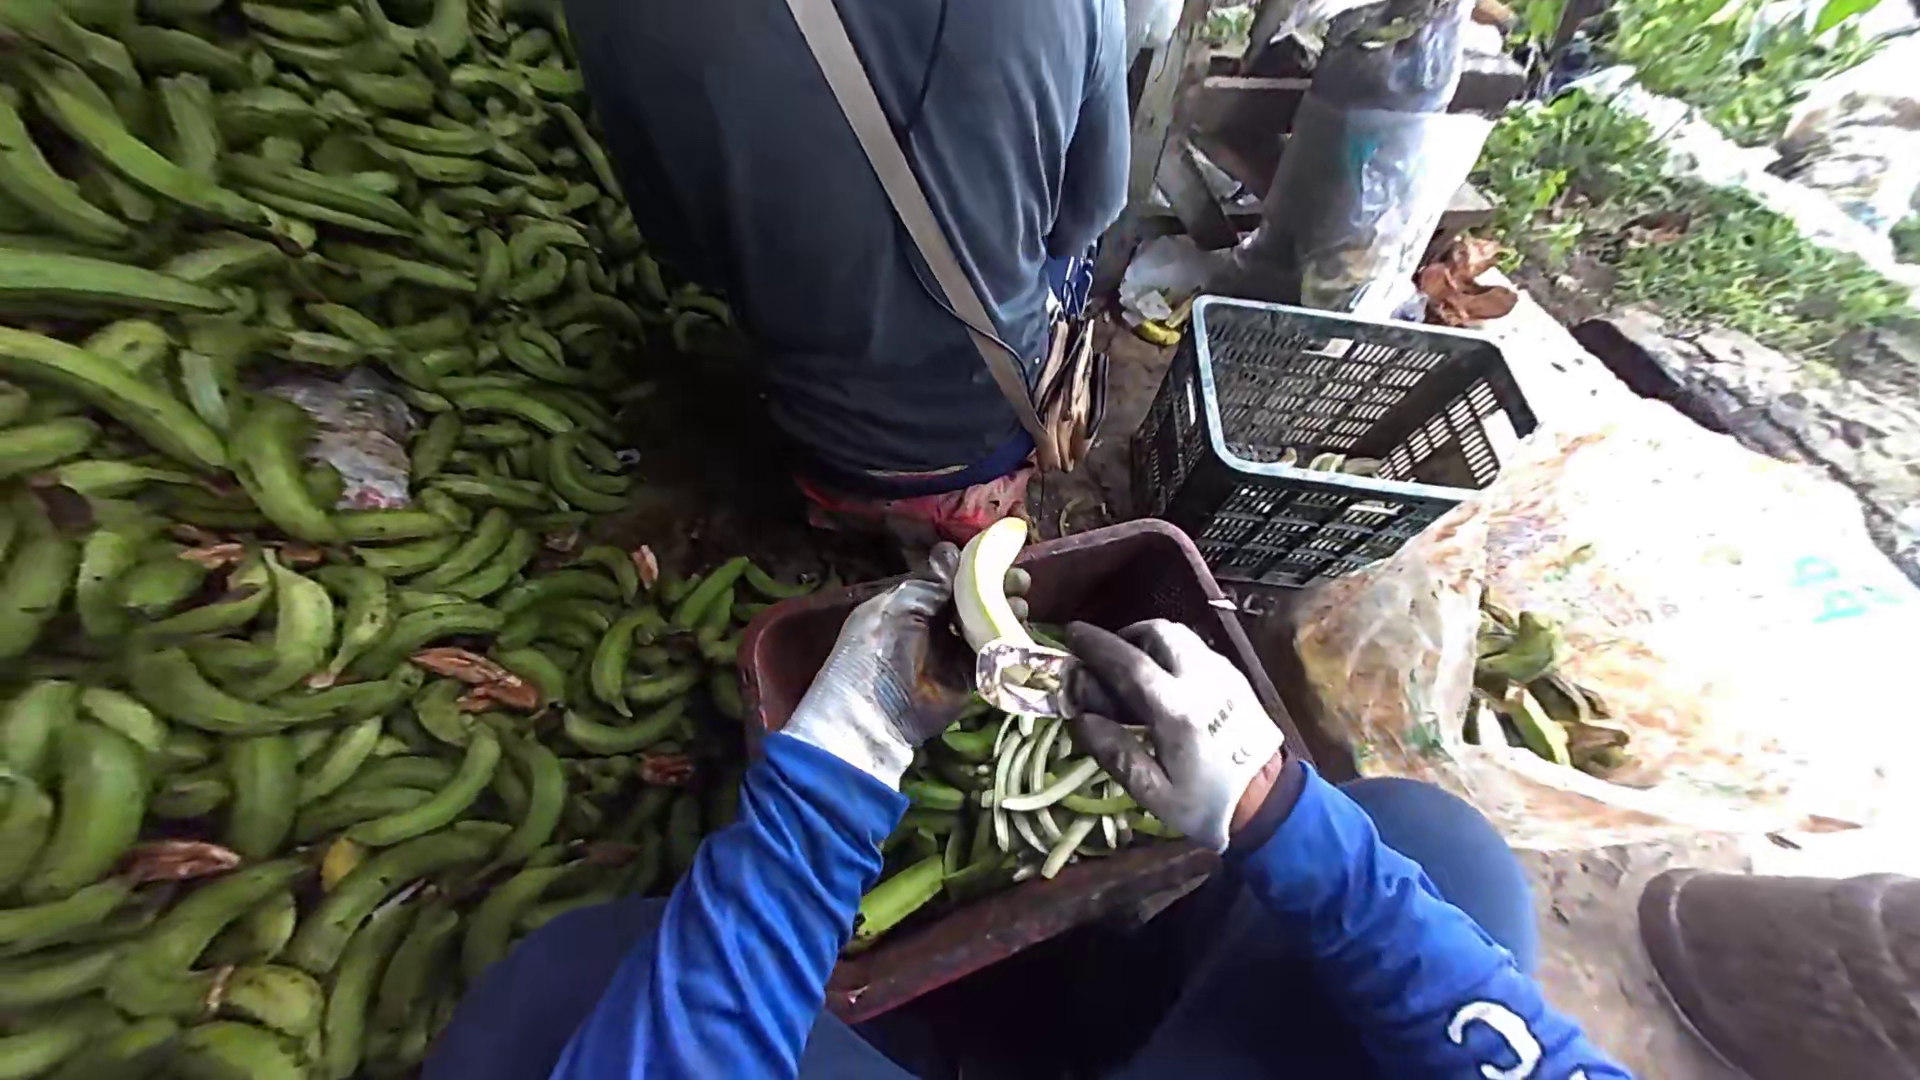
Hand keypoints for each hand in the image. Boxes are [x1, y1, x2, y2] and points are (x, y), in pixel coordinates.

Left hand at [781, 543, 1027, 787]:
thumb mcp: (899, 606)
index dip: (973, 565)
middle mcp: (935, 621)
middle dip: (998, 586)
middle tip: (1020, 579)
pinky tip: (1020, 627)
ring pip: (988, 622)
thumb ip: (930, 584)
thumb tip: (951, 552)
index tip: (997, 554)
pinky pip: (992, 652)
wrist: (876, 711)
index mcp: (913, 600)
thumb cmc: (879, 647)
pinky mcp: (968, 675)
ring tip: (1020, 603)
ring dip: (1007, 610)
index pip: (949, 576)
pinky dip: (1008, 638)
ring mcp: (953, 648)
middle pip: (974, 597)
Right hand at [1064, 620, 1284, 850]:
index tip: (1072, 633)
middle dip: (1125, 635)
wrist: (1273, 805)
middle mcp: (1200, 680)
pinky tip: (1164, 676)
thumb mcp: (1155, 793)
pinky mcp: (1235, 676)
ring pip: (1179, 633)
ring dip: (1148, 638)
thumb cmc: (1208, 804)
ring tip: (1134, 664)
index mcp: (1177, 710)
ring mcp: (1222, 673)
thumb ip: (1116, 753)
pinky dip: (1170, 649)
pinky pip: (1195, 647)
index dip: (1096, 644)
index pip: (1128, 662)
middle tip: (1108, 655)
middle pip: (1157, 632)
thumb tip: (1081, 719)